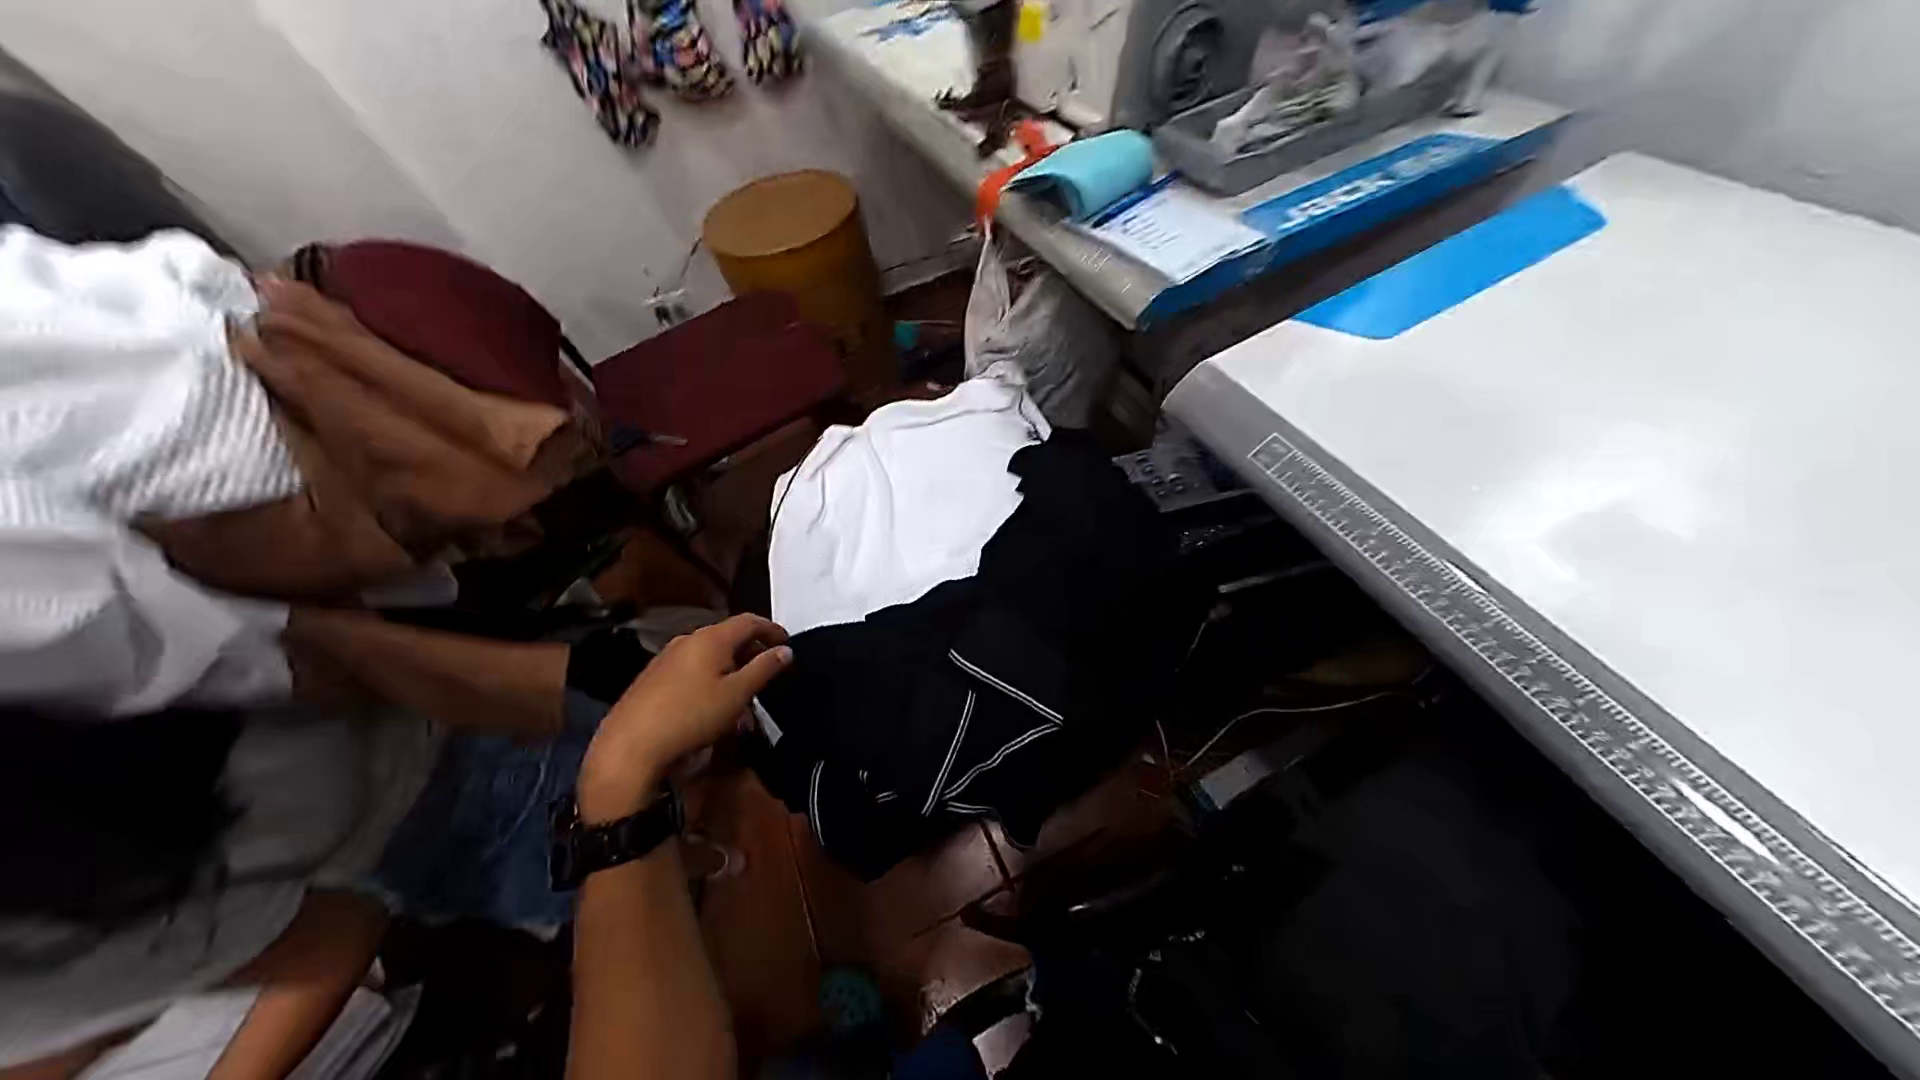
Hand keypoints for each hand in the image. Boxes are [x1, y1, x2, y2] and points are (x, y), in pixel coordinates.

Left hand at [577, 614, 791, 822]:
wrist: (630, 746)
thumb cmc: (691, 716)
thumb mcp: (738, 694)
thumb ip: (765, 668)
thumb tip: (785, 650)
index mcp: (711, 638)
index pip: (749, 621)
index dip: (772, 630)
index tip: (787, 644)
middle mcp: (688, 640)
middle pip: (729, 636)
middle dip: (753, 651)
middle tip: (770, 670)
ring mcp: (667, 658)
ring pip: (710, 655)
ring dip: (733, 667)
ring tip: (745, 693)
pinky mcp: (654, 678)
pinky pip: (693, 668)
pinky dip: (712, 677)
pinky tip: (715, 703)